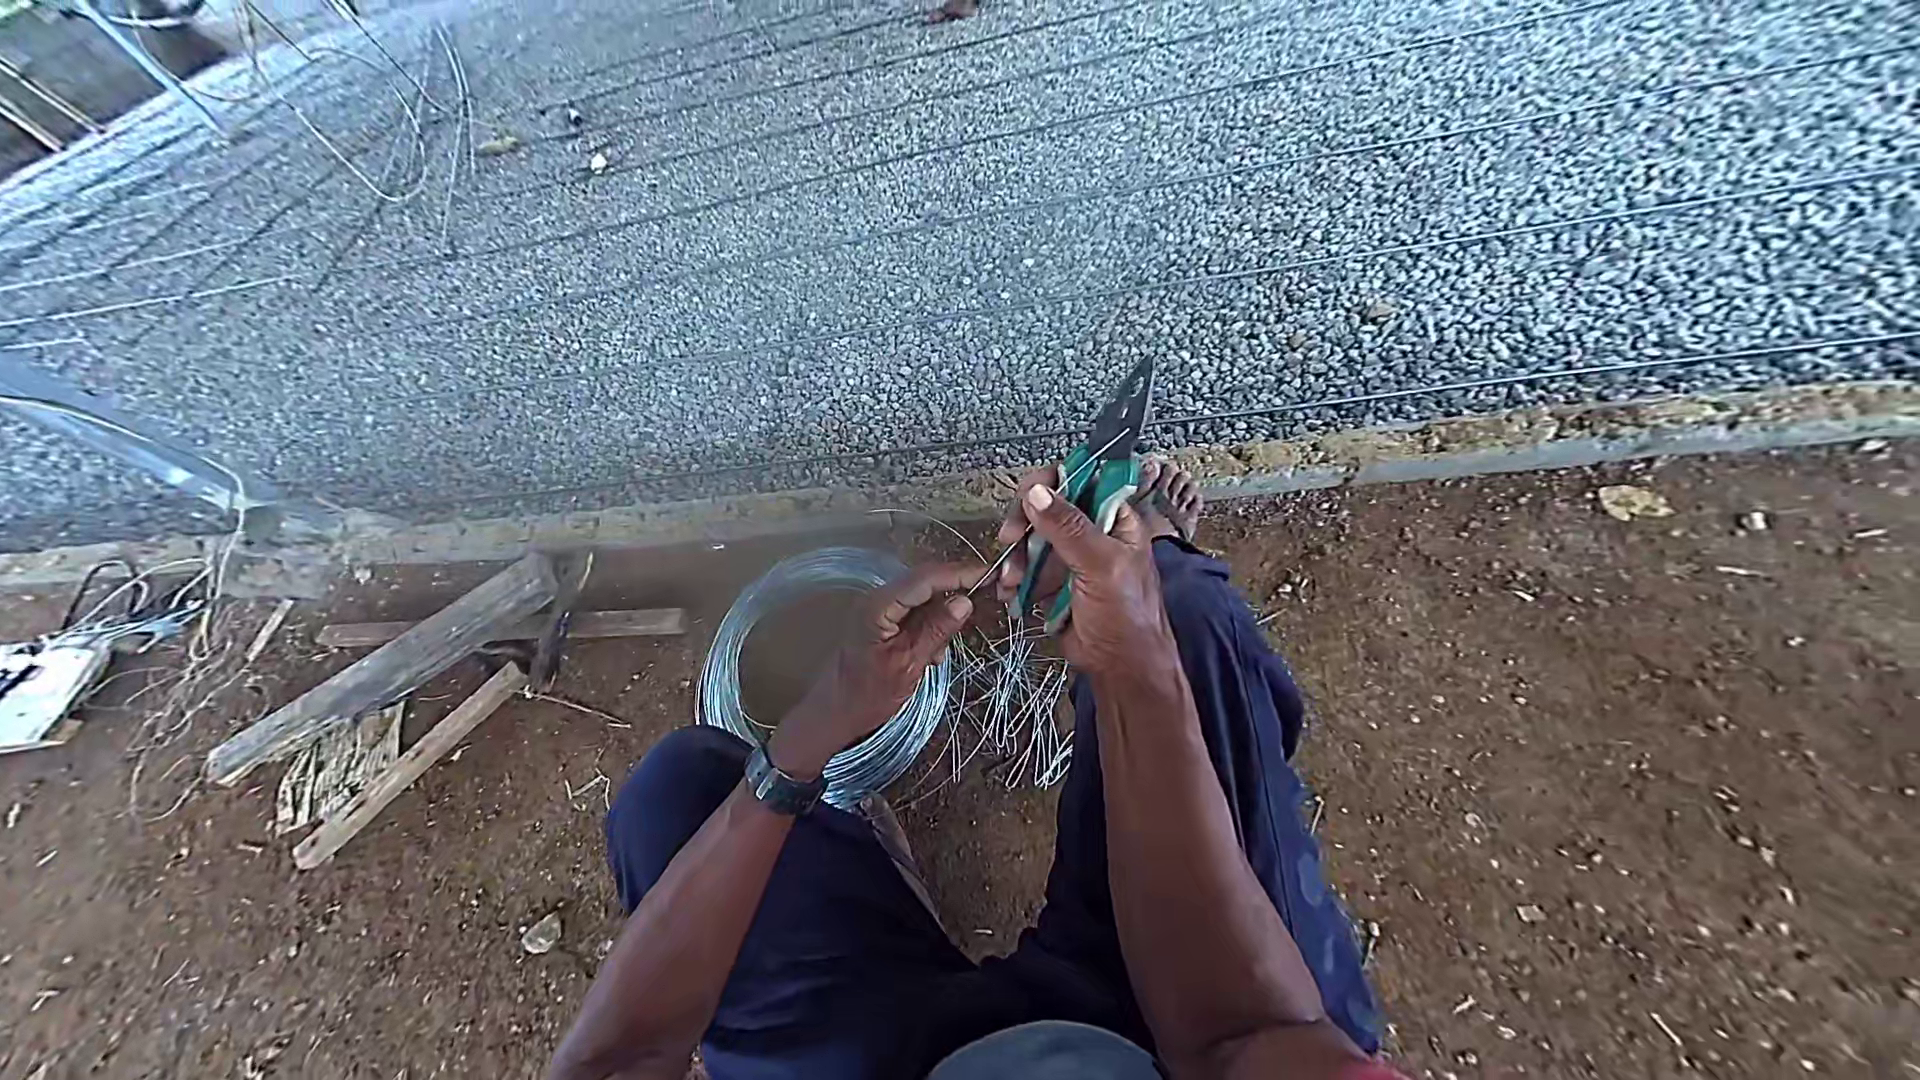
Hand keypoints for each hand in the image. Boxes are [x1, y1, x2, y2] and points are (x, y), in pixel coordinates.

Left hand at [768, 561, 979, 778]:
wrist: (834, 714)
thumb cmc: (867, 695)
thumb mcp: (909, 665)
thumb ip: (936, 630)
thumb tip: (966, 601)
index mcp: (879, 606)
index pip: (926, 578)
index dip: (960, 573)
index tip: (991, 575)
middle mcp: (878, 598)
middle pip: (926, 581)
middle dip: (956, 590)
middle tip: (987, 599)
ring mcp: (881, 608)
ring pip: (924, 597)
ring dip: (942, 615)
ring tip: (943, 650)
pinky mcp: (884, 620)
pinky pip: (916, 612)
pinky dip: (931, 626)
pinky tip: (933, 654)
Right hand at [1001, 477, 1177, 678]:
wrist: (1120, 668)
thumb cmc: (1126, 616)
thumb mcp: (1101, 566)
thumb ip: (1069, 528)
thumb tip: (1036, 492)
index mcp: (1114, 518)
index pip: (1081, 479)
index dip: (1051, 481)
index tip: (1027, 496)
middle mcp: (1092, 531)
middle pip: (1047, 507)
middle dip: (1024, 524)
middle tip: (1009, 539)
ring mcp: (1071, 556)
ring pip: (1031, 538)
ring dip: (1016, 557)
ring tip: (1012, 581)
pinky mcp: (1053, 580)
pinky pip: (1026, 567)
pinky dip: (1014, 577)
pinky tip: (1010, 592)